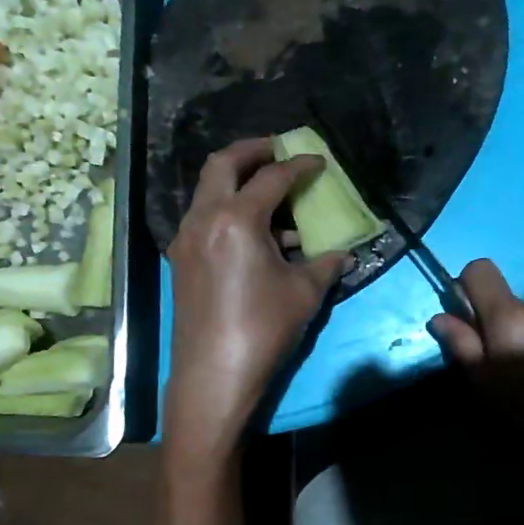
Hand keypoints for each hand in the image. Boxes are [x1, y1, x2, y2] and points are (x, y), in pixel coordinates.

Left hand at [168, 138, 349, 430]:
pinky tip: (252, 235)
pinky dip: (226, 211)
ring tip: (271, 198)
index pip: (272, 177)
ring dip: (237, 183)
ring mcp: (186, 239)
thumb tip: (342, 255)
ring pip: (208, 192)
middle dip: (252, 151)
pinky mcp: (181, 260)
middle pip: (222, 164)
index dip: (299, 165)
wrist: (213, 374)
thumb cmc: (263, 329)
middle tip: (278, 150)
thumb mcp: (304, 293)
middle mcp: (204, 218)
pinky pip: (203, 219)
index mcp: (236, 219)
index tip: (319, 162)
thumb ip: (324, 264)